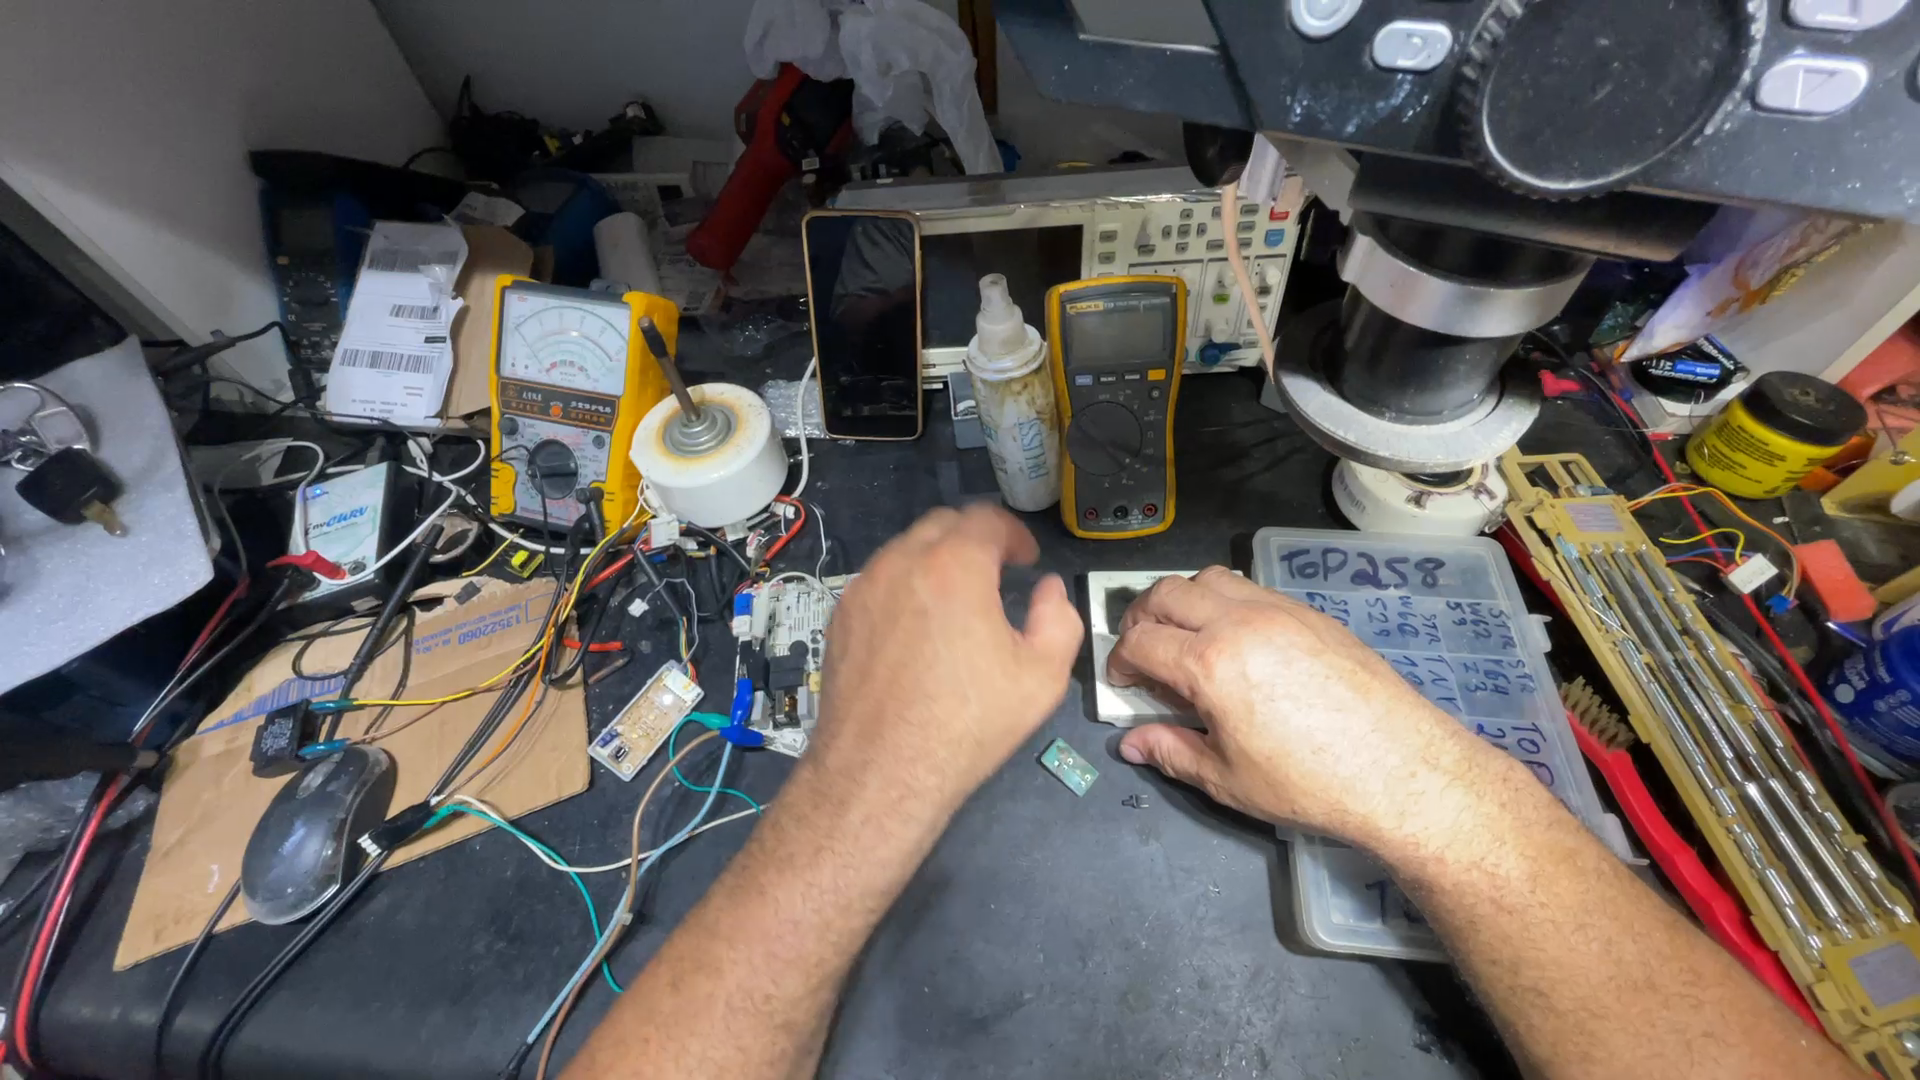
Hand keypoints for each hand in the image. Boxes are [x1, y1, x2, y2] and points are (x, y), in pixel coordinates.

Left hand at [804, 504, 1083, 816]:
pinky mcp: (841, 616)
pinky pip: (879, 580)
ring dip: (937, 560)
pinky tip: (917, 628)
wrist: (880, 771)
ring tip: (957, 602)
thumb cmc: (967, 723)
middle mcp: (901, 562)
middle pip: (943, 524)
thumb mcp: (1041, 676)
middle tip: (997, 575)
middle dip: (975, 539)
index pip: (987, 518)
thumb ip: (1059, 618)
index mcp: (954, 566)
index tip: (1026, 562)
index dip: (1015, 534)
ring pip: (906, 549)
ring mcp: (864, 587)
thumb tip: (1048, 589)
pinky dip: (905, 585)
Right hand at [1109, 568, 1503, 849]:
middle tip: (1142, 651)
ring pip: (1207, 578)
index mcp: (1209, 663)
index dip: (1119, 662)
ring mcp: (1276, 609)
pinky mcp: (1307, 612)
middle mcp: (1237, 621)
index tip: (1123, 683)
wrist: (1404, 770)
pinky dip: (1223, 600)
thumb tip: (1129, 744)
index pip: (1139, 642)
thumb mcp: (1227, 778)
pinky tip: (1236, 638)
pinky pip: (1248, 586)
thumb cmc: (1308, 782)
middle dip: (1139, 618)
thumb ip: (1170, 752)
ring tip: (1186, 635)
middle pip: (1164, 594)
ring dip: (1181, 600)